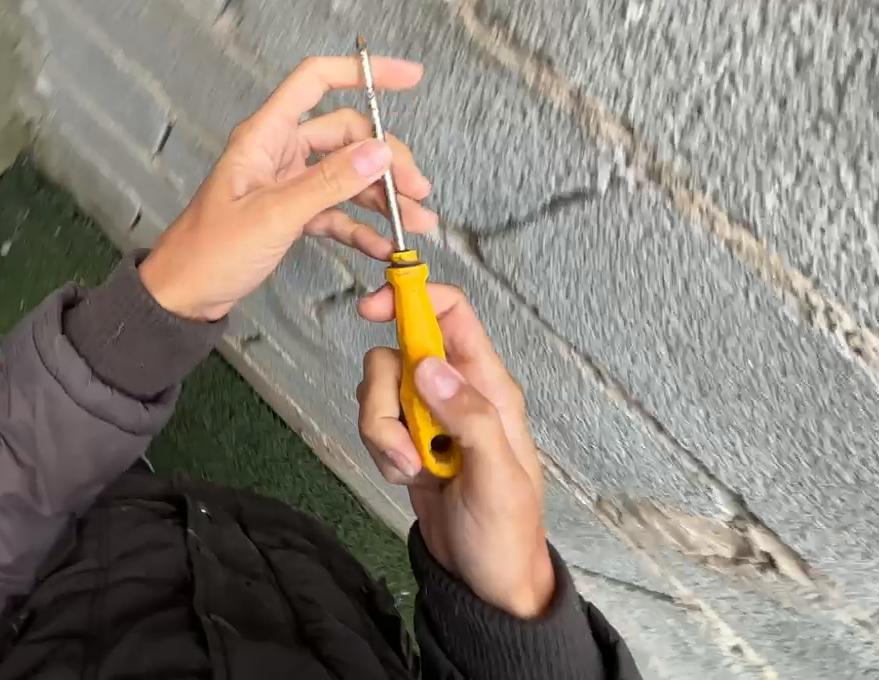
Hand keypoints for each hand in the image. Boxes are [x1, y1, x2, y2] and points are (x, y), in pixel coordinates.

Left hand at [139, 55, 438, 320]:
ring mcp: (285, 182)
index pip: (315, 81)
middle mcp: (277, 152)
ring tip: (414, 222)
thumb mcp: (274, 215)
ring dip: (381, 195)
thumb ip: (328, 183)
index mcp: (264, 136)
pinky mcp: (290, 213)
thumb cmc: (210, 250)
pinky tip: (382, 245)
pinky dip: (360, 224)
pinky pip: (335, 209)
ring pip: (345, 174)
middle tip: (417, 191)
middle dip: (385, 157)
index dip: (362, 72)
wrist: (183, 295)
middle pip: (344, 134)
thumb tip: (379, 152)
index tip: (409, 78)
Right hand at [355, 282, 553, 617]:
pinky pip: (371, 419)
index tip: (371, 309)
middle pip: (394, 352)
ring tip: (411, 467)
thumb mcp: (498, 478)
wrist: (483, 580)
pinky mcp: (403, 435)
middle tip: (407, 441)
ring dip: (382, 430)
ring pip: (375, 387)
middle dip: (384, 395)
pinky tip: (406, 475)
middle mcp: (452, 388)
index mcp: (486, 385)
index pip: (450, 313)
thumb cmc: (506, 532)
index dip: (411, 298)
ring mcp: (425, 412)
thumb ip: (469, 417)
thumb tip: (428, 365)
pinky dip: (379, 448)